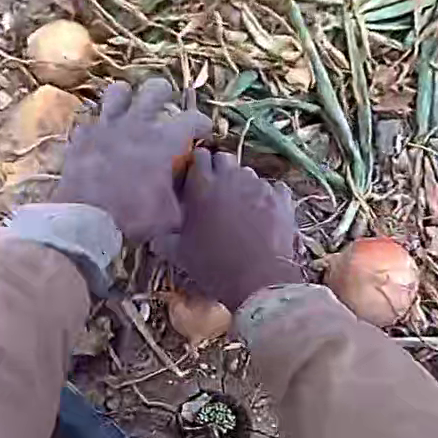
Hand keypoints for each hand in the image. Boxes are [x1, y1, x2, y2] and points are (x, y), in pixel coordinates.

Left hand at [51, 78, 211, 241]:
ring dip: (126, 97)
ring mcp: (107, 127)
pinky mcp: (82, 137)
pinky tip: (100, 135)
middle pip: (155, 90)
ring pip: (118, 93)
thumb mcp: (171, 215)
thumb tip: (184, 191)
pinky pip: (90, 120)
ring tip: (128, 105)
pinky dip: (97, 127)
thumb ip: (181, 197)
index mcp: (164, 141)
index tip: (204, 131)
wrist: (87, 220)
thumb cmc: (134, 217)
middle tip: (166, 101)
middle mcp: (137, 125)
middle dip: (164, 93)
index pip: (193, 120)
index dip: (202, 123)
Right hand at [155, 149, 305, 309]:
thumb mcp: (180, 254)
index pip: (198, 157)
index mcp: (202, 185)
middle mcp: (231, 177)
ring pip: (248, 173)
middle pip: (224, 159)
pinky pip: (274, 188)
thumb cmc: (214, 266)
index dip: (197, 168)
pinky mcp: (282, 199)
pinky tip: (264, 214)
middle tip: (216, 193)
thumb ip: (165, 239)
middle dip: (219, 170)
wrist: (259, 281)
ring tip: (240, 207)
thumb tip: (156, 237)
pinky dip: (268, 197)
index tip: (195, 182)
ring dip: (242, 184)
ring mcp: (260, 186)